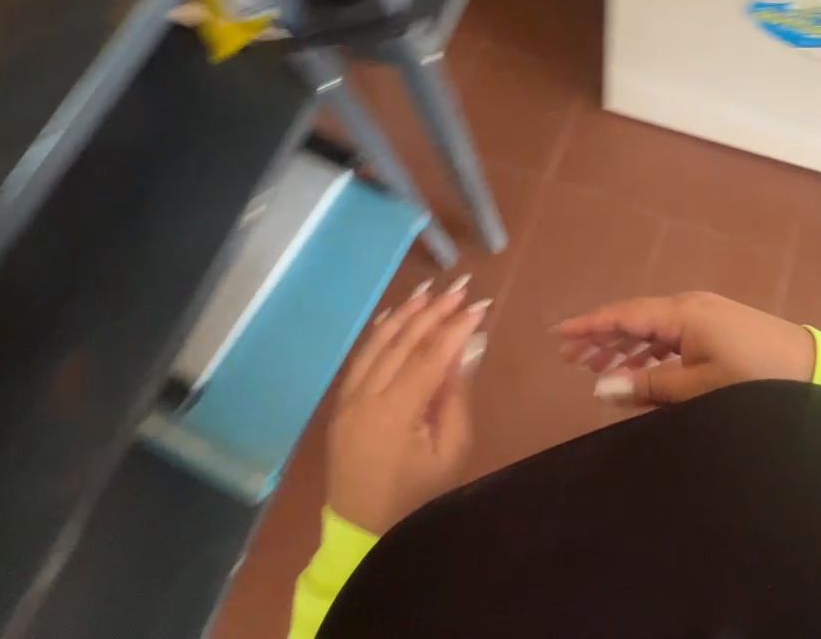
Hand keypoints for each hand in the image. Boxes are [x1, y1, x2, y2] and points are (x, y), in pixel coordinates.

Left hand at [328, 277, 490, 534]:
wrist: (362, 533)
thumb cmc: (417, 497)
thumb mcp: (450, 453)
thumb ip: (456, 397)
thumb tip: (467, 348)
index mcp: (394, 414)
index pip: (430, 357)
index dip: (456, 328)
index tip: (480, 305)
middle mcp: (366, 398)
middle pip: (403, 342)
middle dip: (434, 311)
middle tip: (461, 287)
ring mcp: (348, 399)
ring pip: (378, 343)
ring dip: (405, 313)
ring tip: (431, 290)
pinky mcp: (341, 403)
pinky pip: (361, 357)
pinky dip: (380, 331)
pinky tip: (396, 314)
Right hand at [553, 292, 814, 407]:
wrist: (816, 373)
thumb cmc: (754, 381)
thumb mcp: (698, 389)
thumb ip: (648, 386)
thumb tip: (600, 388)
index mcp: (683, 314)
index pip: (625, 316)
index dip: (590, 326)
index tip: (559, 336)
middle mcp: (690, 307)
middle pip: (635, 319)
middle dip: (602, 338)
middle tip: (570, 359)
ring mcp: (706, 316)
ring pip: (652, 329)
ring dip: (624, 347)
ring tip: (596, 368)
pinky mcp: (719, 328)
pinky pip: (671, 336)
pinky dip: (649, 352)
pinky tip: (639, 370)